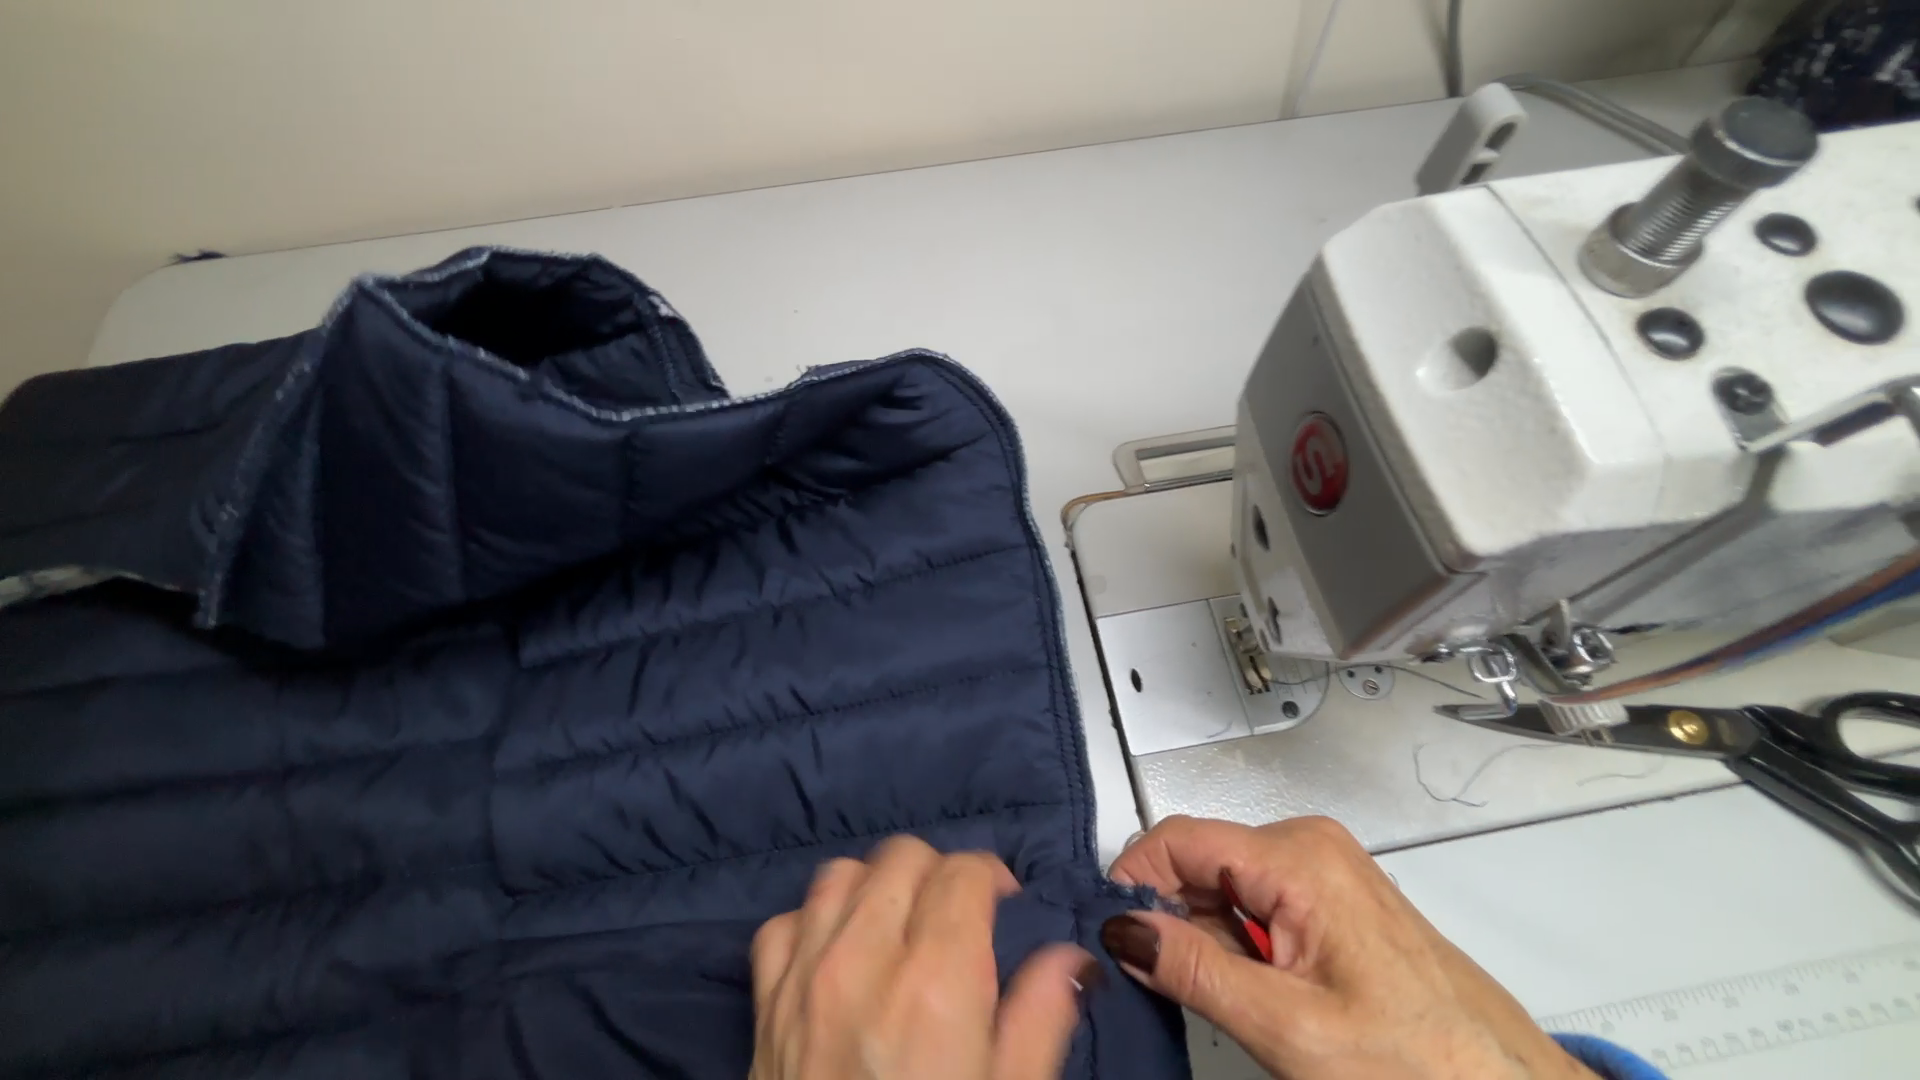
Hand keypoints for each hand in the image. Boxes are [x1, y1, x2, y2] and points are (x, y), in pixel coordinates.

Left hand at [750, 835, 1098, 1079]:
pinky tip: (837, 955)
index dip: (991, 877)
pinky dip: (815, 922)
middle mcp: (864, 959)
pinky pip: (784, 922)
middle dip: (939, 874)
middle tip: (956, 918)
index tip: (1002, 906)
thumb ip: (1042, 1019)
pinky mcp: (764, 1002)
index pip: (963, 871)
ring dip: (877, 887)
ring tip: (898, 926)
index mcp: (936, 983)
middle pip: (902, 856)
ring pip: (841, 874)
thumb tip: (1070, 958)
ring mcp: (804, 975)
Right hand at [1103, 816, 1596, 1079]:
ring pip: (1224, 882)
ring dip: (1206, 934)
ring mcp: (1322, 866)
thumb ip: (1195, 970)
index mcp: (1296, 857)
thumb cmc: (1414, 1065)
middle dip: (1173, 915)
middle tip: (1174, 985)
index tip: (1112, 937)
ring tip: (1233, 998)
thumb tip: (1118, 926)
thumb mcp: (1288, 1028)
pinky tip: (1259, 987)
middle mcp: (1306, 842)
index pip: (1178, 839)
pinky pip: (1256, 898)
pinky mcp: (1331, 892)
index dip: (1134, 881)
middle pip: (1200, 859)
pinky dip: (1238, 938)